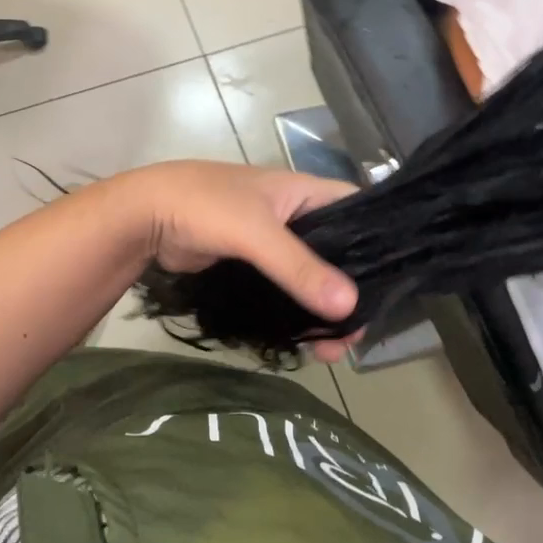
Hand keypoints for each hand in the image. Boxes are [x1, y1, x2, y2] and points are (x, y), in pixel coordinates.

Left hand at [127, 160, 361, 361]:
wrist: (144, 215)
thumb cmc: (204, 206)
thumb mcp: (256, 233)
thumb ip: (299, 267)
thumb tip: (350, 306)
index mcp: (301, 191)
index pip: (357, 206)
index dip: (380, 237)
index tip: (397, 280)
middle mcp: (292, 213)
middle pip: (338, 251)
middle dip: (352, 290)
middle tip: (359, 333)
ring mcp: (270, 239)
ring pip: (311, 276)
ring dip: (324, 310)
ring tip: (334, 351)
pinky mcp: (250, 265)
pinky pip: (284, 290)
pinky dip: (297, 313)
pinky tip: (307, 344)